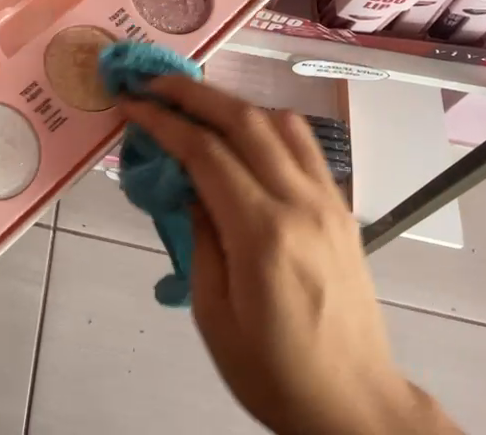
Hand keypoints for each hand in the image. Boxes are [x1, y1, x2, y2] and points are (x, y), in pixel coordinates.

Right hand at [118, 78, 458, 434]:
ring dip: (231, 102)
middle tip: (153, 82)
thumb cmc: (273, 370)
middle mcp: (300, 204)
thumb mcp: (214, 313)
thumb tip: (188, 187)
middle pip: (243, 121)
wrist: (355, 406)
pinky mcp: (341, 209)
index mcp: (262, 233)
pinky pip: (304, 146)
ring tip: (194, 102)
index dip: (162, 121)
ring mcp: (328, 202)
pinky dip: (267, 124)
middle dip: (192, 93)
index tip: (130, 103)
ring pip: (279, 123)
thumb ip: (200, 237)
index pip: (205, 152)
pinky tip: (242, 132)